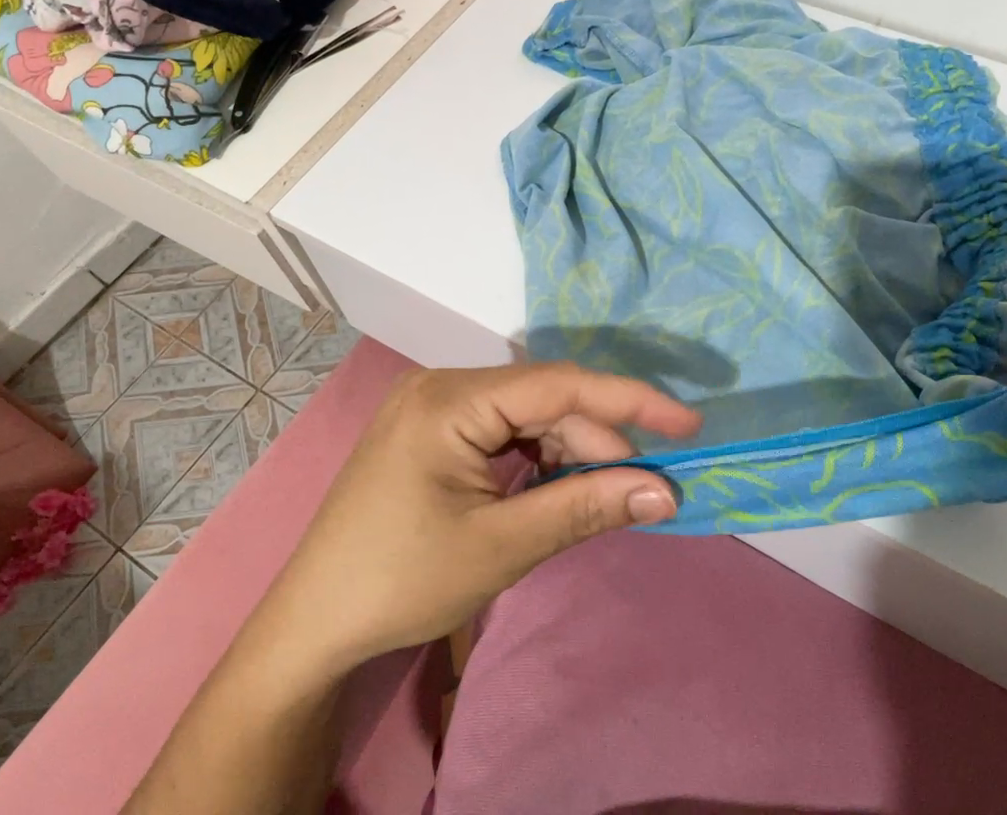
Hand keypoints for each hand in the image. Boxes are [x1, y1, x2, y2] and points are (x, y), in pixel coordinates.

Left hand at [255, 362, 698, 678]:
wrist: (316, 623)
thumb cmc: (403, 581)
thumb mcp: (502, 545)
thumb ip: (585, 507)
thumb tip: (664, 491)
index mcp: (450, 399)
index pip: (559, 384)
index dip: (630, 401)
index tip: (689, 424)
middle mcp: (440, 387)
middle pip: (543, 401)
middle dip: (596, 442)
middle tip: (640, 491)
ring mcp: (431, 408)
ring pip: (525, 417)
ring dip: (569, 453)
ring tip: (600, 496)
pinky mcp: (429, 434)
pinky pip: (500, 433)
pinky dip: (537, 460)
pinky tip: (556, 489)